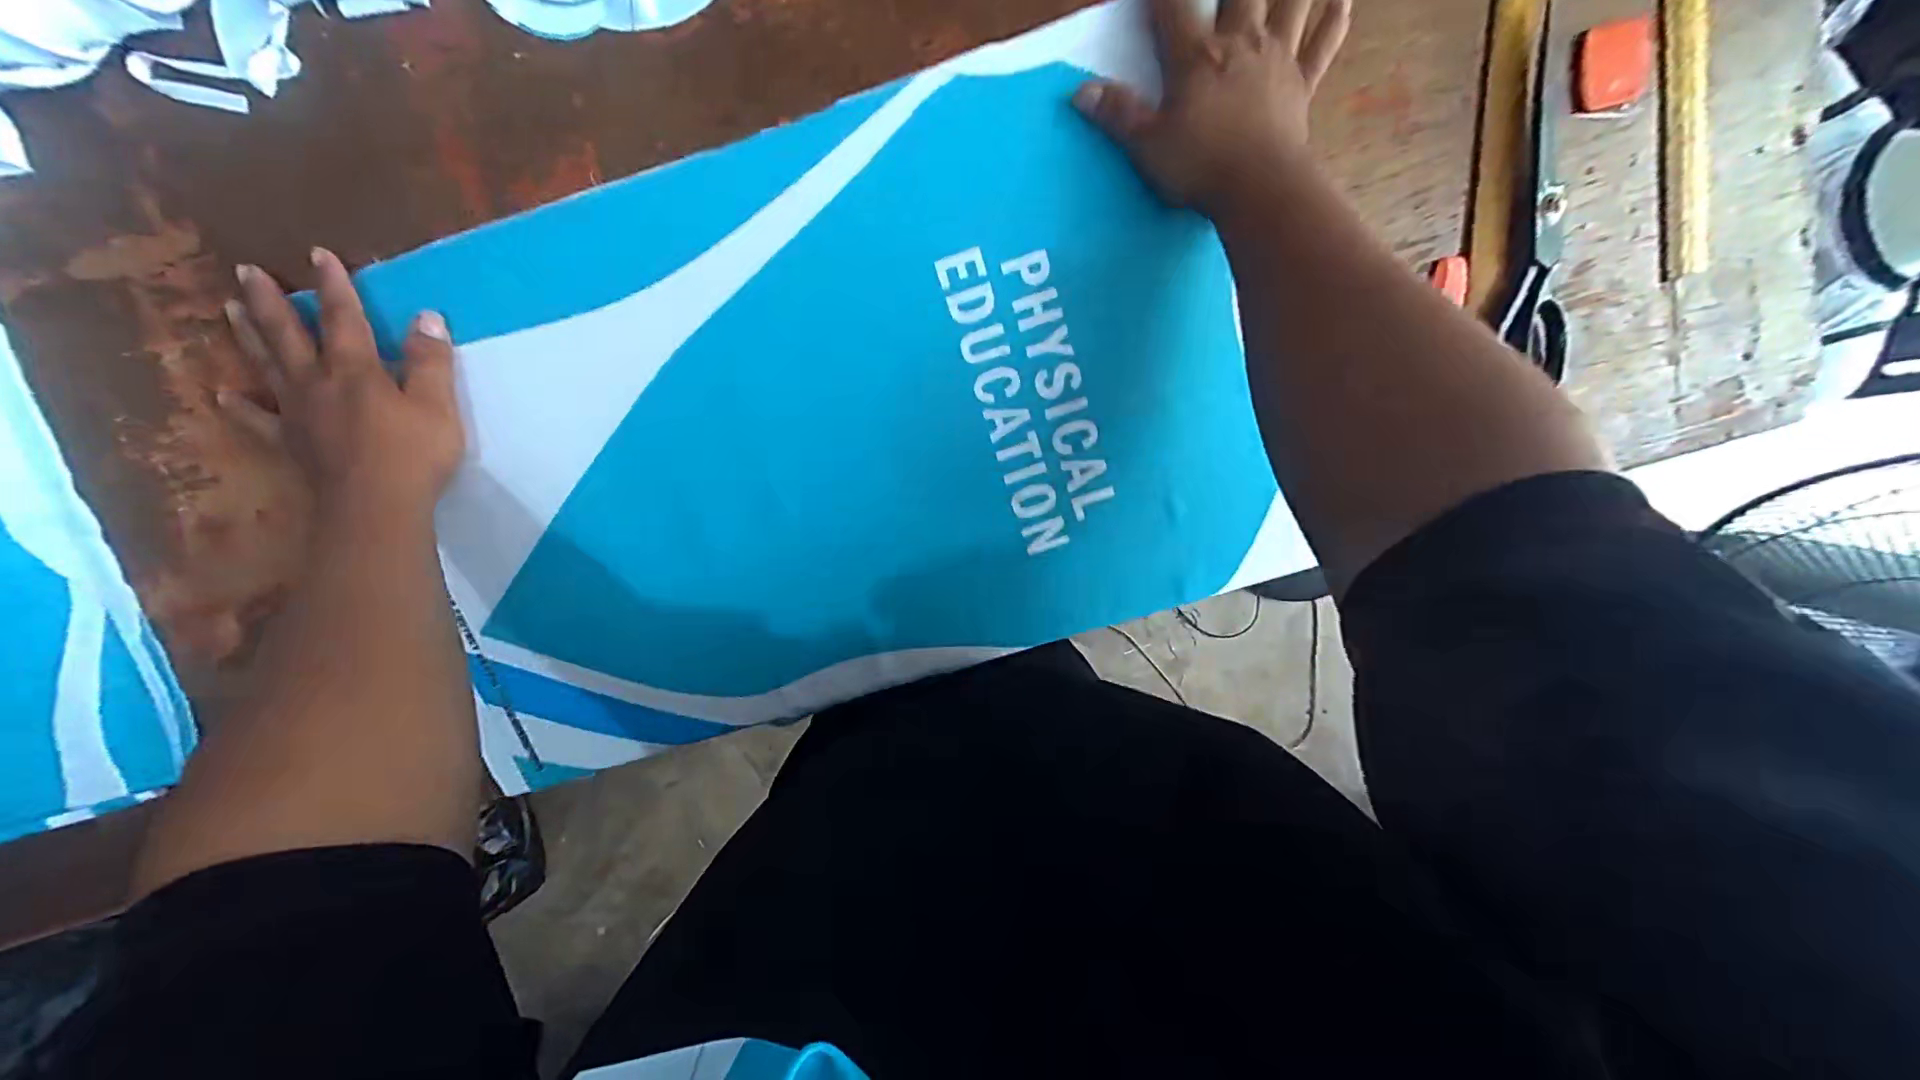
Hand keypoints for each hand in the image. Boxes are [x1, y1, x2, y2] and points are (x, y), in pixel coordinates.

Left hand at [221, 247, 463, 520]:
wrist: (376, 504)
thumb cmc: (414, 453)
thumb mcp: (438, 406)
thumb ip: (431, 361)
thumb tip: (427, 317)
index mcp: (354, 370)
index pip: (344, 318)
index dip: (334, 286)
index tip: (319, 254)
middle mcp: (317, 383)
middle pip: (288, 334)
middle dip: (271, 301)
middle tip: (247, 271)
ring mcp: (298, 413)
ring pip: (267, 365)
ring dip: (249, 335)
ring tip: (230, 309)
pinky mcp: (291, 442)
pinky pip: (259, 418)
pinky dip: (241, 406)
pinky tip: (226, 396)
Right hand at [1073, 0, 1350, 215]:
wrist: (1258, 189)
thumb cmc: (1199, 167)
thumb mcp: (1147, 146)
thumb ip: (1117, 115)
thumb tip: (1079, 92)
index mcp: (1196, 58)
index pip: (1172, 8)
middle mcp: (1240, 43)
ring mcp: (1276, 60)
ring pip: (1291, 1)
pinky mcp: (1301, 85)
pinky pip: (1322, 44)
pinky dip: (1332, 19)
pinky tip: (1339, 1)